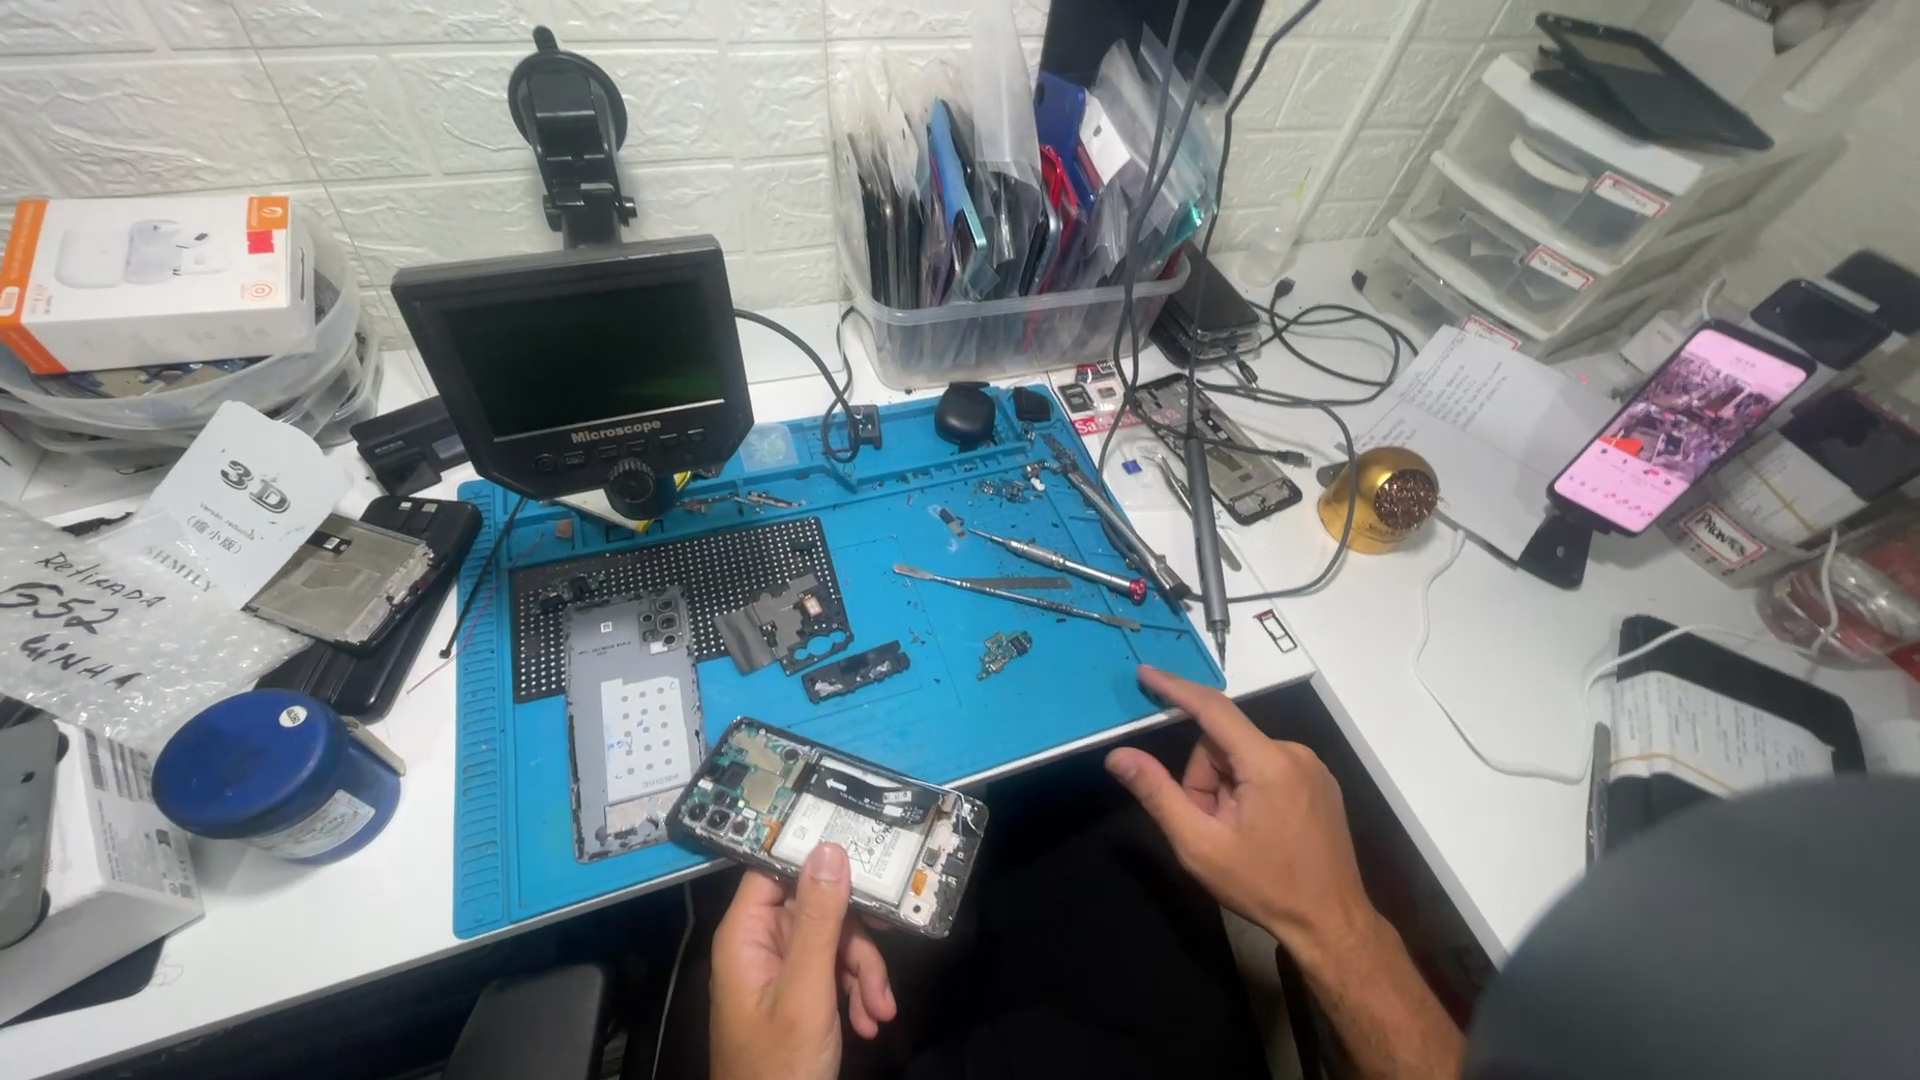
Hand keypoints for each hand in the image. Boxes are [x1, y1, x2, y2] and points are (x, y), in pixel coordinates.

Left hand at [710, 844, 896, 1079]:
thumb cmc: (780, 1067)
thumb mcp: (806, 990)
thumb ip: (820, 919)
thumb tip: (829, 848)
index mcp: (747, 934)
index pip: (775, 868)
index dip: (813, 854)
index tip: (857, 846)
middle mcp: (762, 943)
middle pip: (818, 905)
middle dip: (855, 938)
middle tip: (879, 964)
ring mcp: (782, 968)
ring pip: (835, 938)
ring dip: (863, 971)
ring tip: (879, 1009)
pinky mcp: (801, 990)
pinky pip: (835, 968)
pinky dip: (857, 990)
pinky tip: (870, 1019)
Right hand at [1106, 666, 1376, 964]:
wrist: (1333, 926)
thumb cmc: (1263, 886)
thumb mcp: (1199, 844)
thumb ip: (1157, 793)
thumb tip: (1118, 755)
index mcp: (1267, 763)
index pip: (1212, 709)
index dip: (1175, 688)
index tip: (1144, 673)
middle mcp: (1294, 753)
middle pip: (1221, 743)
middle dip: (1203, 780)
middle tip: (1209, 827)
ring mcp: (1310, 767)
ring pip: (1239, 756)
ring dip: (1224, 788)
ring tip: (1235, 833)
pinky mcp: (1317, 781)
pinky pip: (1263, 766)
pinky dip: (1247, 789)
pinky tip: (1256, 827)